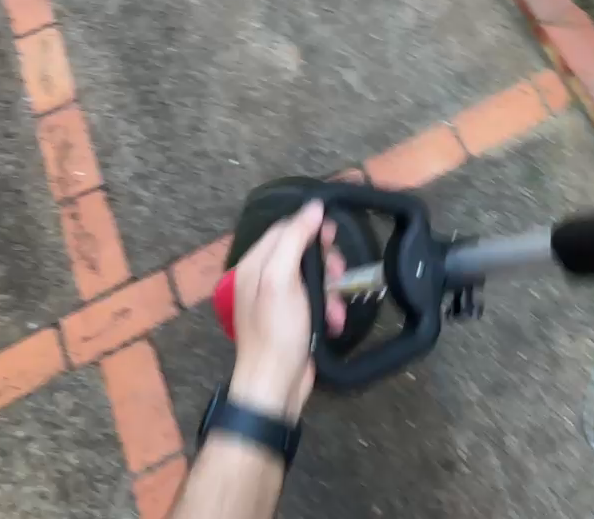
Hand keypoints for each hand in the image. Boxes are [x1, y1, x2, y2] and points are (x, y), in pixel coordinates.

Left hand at [227, 201, 345, 417]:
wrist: (275, 387)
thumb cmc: (276, 331)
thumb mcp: (282, 280)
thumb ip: (295, 239)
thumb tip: (313, 207)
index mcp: (255, 264)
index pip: (285, 228)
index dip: (310, 226)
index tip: (333, 234)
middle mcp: (264, 277)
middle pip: (302, 250)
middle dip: (325, 261)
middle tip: (338, 272)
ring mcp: (279, 299)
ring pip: (314, 275)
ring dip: (331, 288)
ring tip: (337, 306)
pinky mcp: (294, 318)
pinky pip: (317, 299)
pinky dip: (329, 307)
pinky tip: (334, 320)